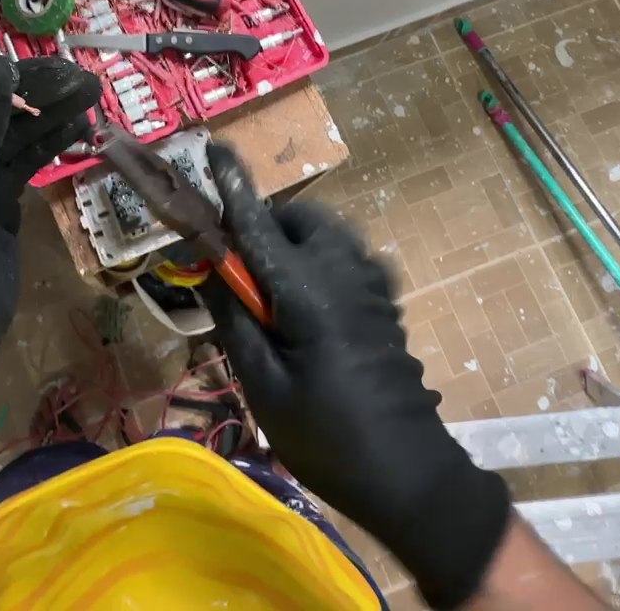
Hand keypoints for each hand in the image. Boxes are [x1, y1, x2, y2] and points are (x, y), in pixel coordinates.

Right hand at [199, 143, 512, 608]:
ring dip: (293, 244)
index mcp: (307, 289)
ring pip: (324, 234)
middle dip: (265, 227)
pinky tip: (310, 310)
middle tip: (242, 273)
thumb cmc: (325, 436)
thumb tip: (209, 265)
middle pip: (297, 218)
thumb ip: (234, 315)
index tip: (216, 145)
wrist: (410, 474)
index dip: (232, 184)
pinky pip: (343, 256)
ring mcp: (372, 282)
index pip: (258, 223)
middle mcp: (344, 270)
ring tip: (273, 295)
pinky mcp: (386, 298)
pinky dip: (317, 262)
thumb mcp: (263, 384)